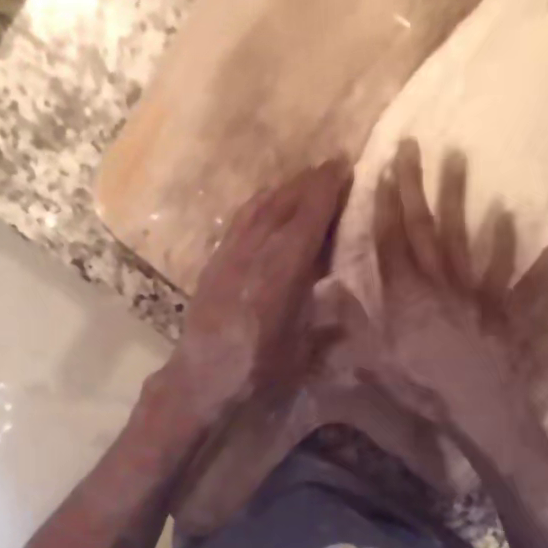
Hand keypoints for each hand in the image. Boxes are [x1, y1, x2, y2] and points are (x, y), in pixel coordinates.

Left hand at [165, 161, 351, 418]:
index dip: (326, 191)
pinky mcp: (214, 263)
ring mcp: (229, 256)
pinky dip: (259, 205)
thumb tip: (344, 300)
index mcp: (280, 275)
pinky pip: (239, 221)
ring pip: (258, 207)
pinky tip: (266, 205)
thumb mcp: (302, 352)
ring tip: (303, 180)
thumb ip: (325, 321)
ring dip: (283, 188)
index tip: (345, 167)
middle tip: (331, 166)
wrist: (202, 382)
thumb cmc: (258, 374)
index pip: (307, 219)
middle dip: (308, 182)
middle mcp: (253, 255)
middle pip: (282, 204)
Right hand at [341, 141, 532, 442]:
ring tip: (457, 157)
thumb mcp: (376, 362)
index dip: (384, 206)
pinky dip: (503, 239)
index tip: (382, 170)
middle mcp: (435, 281)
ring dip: (456, 196)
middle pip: (422, 227)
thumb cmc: (423, 387)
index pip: (390, 241)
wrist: (480, 405)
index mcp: (403, 296)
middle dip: (414, 185)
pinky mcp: (497, 302)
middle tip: (412, 144)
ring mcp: (469, 289)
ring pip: (459, 235)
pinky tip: (505, 212)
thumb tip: (323, 284)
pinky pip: (500, 265)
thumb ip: (352, 320)